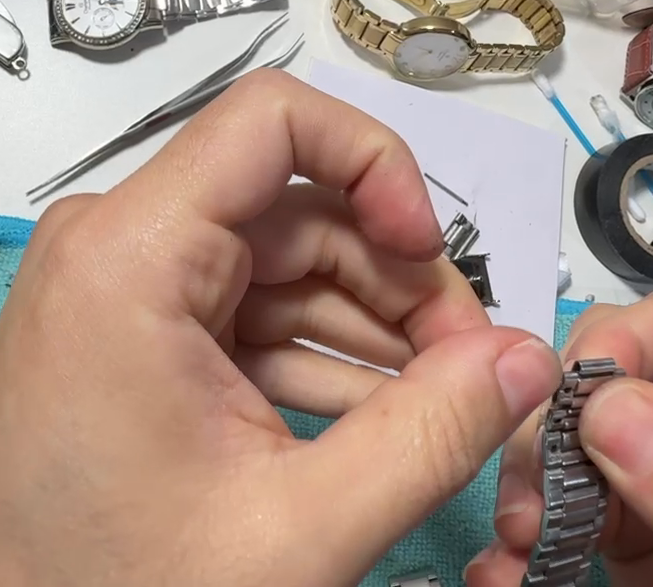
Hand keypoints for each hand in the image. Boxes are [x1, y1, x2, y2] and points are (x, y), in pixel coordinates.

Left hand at [0, 70, 561, 585]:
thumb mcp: (292, 533)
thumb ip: (429, 436)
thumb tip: (529, 360)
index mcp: (134, 250)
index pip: (272, 119)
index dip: (372, 160)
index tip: (426, 250)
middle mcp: (122, 239)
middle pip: (295, 208)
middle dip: (393, 279)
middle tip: (468, 368)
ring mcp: (127, 282)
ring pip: (282, 264)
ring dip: (368, 325)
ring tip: (440, 401)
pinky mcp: (137, 326)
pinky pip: (247, 312)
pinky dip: (315, 353)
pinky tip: (377, 415)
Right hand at [468, 290, 652, 586]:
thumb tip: (608, 410)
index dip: (621, 344)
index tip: (566, 397)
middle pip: (612, 360)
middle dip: (562, 410)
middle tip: (535, 478)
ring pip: (572, 415)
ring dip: (535, 462)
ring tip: (521, 529)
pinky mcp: (627, 503)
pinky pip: (562, 480)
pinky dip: (531, 508)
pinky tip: (516, 548)